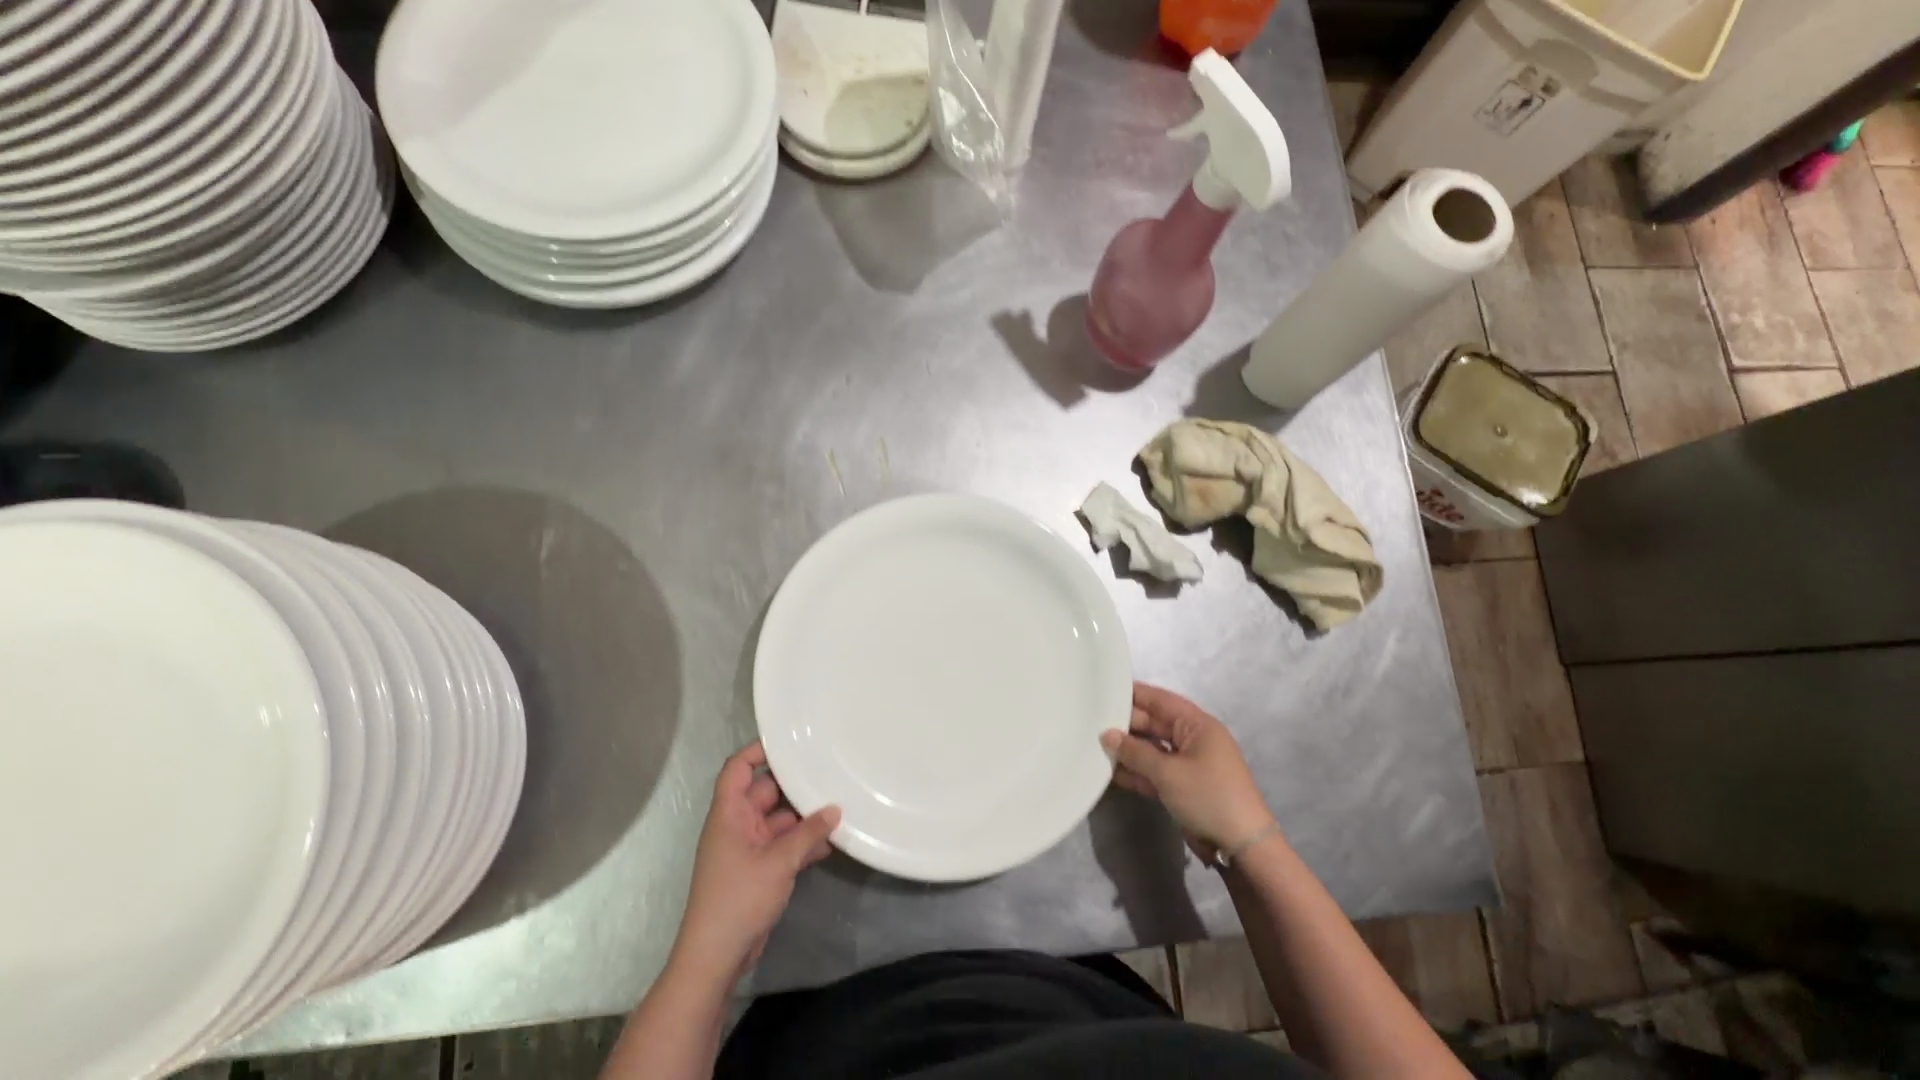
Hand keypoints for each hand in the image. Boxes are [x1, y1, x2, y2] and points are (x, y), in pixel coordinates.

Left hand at [672, 741, 839, 981]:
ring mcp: (746, 850)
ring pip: (777, 821)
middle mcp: (735, 826)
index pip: (737, 769)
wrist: (716, 954)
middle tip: (829, 773)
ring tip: (840, 806)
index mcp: (728, 814)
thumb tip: (834, 809)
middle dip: (794, 786)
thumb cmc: (739, 898)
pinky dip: (803, 843)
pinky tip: (832, 842)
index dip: (758, 751)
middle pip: (764, 793)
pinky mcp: (758, 872)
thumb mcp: (779, 861)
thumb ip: (808, 833)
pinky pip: (782, 846)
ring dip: (803, 818)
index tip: (790, 743)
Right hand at [1101, 683, 1276, 863]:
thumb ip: (1135, 752)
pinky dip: (1136, 772)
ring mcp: (1188, 765)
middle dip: (1126, 724)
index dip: (1135, 694)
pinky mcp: (1182, 787)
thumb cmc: (1208, 796)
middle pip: (1155, 724)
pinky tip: (1110, 772)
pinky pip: (1154, 772)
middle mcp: (1193, 740)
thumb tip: (1107, 735)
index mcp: (1198, 725)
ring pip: (1152, 750)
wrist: (1240, 844)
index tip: (1105, 688)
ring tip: (1093, 743)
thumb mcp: (1168, 772)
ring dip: (1128, 750)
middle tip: (1091, 720)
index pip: (1161, 701)